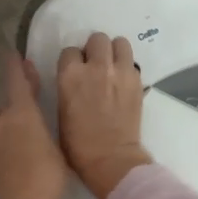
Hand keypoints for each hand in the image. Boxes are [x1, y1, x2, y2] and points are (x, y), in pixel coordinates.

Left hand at [0, 55, 69, 198]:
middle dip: (16, 95)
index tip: (13, 54)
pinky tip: (25, 144)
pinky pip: (2, 139)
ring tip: (30, 120)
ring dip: (13, 117)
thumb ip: (46, 125)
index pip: (16, 83)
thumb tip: (41, 113)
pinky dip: (12, 135)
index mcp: (21, 115)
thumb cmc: (47, 174)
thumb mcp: (57, 145)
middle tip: (30, 89)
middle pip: (6, 103)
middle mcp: (3, 124)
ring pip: (2, 122)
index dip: (16, 68)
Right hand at [56, 33, 151, 198]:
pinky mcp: (137, 81)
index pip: (69, 51)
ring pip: (120, 42)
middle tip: (95, 66)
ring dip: (114, 52)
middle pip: (97, 39)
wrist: (110, 159)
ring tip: (112, 67)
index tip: (74, 72)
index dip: (72, 61)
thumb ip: (66, 88)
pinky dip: (127, 68)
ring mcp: (120, 72)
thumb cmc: (77, 145)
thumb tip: (73, 80)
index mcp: (70, 76)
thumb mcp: (60, 113)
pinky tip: (123, 83)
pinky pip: (132, 62)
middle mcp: (95, 67)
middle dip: (94, 50)